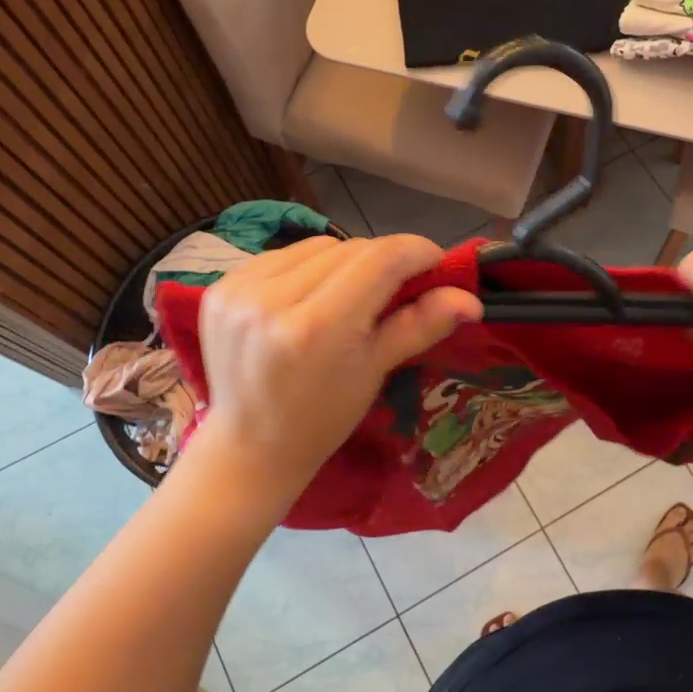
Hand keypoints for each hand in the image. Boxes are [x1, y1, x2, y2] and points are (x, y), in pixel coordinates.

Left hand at [194, 235, 482, 500]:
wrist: (251, 446)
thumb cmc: (322, 418)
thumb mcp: (375, 372)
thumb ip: (420, 325)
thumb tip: (471, 299)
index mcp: (318, 327)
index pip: (380, 259)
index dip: (417, 252)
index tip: (436, 264)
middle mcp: (274, 299)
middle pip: (351, 248)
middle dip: (383, 262)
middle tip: (398, 288)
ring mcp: (240, 290)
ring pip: (317, 246)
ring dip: (344, 261)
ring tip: (349, 295)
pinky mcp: (220, 287)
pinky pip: (281, 256)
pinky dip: (306, 267)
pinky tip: (309, 297)